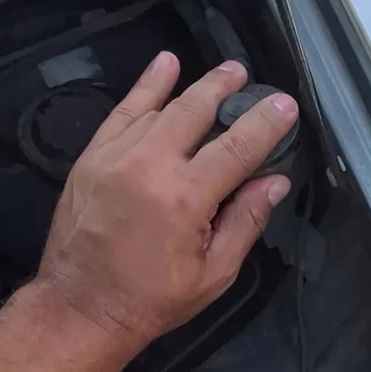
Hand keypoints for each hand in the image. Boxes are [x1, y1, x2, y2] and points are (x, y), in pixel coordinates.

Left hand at [34, 53, 296, 348]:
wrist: (85, 305)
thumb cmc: (154, 299)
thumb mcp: (215, 272)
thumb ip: (245, 221)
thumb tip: (274, 183)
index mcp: (186, 198)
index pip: (236, 149)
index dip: (264, 124)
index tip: (285, 105)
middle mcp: (150, 165)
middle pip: (196, 112)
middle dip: (226, 90)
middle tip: (247, 77)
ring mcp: (116, 155)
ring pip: (161, 107)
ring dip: (193, 87)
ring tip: (220, 74)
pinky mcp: (93, 156)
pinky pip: (123, 110)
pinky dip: (145, 86)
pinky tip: (163, 66)